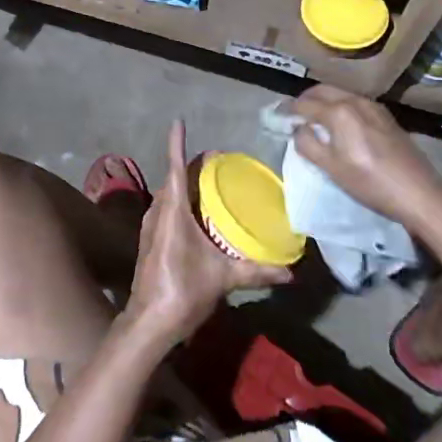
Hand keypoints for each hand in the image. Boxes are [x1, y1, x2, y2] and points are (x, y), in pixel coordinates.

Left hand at [124, 121, 291, 347]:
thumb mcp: (223, 278)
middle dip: (189, 166)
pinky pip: (165, 212)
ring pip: (167, 197)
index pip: (174, 168)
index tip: (178, 122)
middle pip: (172, 180)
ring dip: (183, 186)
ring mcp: (150, 226)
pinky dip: (179, 205)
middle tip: (217, 161)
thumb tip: (292, 272)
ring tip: (209, 184)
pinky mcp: (149, 240)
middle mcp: (157, 212)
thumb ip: (257, 271)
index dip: (176, 144)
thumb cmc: (183, 290)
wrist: (149, 320)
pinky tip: (196, 216)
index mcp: (172, 211)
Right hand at [288, 84, 441, 228]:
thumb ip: (307, 143)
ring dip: (323, 103)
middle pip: (322, 91)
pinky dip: (340, 108)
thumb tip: (298, 128)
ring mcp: (374, 107)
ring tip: (315, 122)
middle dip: (304, 100)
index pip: (303, 103)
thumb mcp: (329, 167)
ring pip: (340, 95)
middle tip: (294, 117)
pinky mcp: (386, 117)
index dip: (287, 110)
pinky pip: (354, 103)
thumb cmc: (369, 182)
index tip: (277, 119)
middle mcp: (356, 101)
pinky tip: (340, 126)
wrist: (420, 194)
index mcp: (339, 111)